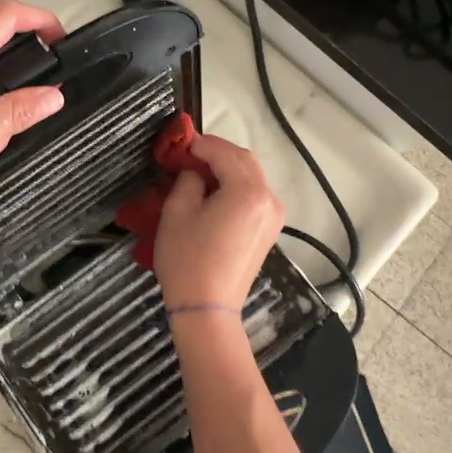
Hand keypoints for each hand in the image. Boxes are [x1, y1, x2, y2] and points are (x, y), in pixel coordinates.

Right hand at [154, 134, 283, 310]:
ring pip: (251, 177)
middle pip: (244, 160)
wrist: (207, 308)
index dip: (201, 144)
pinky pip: (254, 196)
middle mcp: (269, 199)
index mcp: (248, 192)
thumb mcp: (177, 212)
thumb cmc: (187, 260)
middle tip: (188, 155)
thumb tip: (195, 171)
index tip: (180, 144)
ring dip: (227, 169)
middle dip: (217, 153)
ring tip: (198, 174)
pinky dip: (235, 187)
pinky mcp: (269, 231)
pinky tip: (213, 194)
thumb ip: (188, 180)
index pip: (225, 153)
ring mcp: (274, 216)